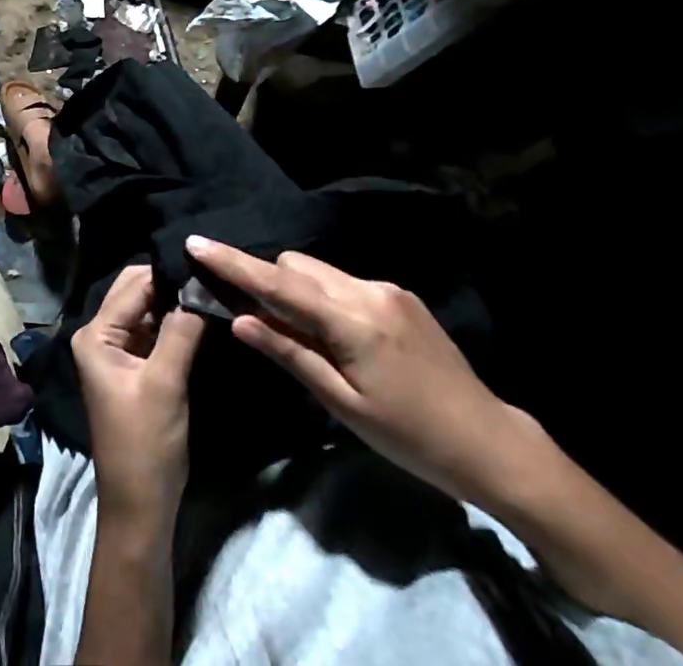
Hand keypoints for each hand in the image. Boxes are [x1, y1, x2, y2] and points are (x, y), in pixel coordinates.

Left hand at [73, 265, 207, 518]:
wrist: (140, 501)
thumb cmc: (146, 442)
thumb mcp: (165, 382)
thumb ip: (181, 330)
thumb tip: (201, 284)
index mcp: (96, 335)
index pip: (134, 284)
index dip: (169, 271)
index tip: (209, 262)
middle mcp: (100, 335)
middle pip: (138, 290)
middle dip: (172, 282)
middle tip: (214, 275)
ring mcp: (117, 350)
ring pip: (148, 308)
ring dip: (176, 300)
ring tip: (214, 288)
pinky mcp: (134, 364)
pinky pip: (154, 329)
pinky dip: (175, 320)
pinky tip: (203, 313)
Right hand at [186, 235, 545, 506]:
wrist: (485, 438)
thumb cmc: (407, 435)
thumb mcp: (341, 403)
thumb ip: (290, 353)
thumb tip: (240, 320)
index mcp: (353, 320)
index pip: (280, 283)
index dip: (234, 263)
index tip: (197, 243)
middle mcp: (370, 290)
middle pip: (299, 266)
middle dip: (267, 280)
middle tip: (251, 318)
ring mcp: (389, 289)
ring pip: (322, 272)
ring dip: (296, 290)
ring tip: (294, 332)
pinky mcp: (401, 296)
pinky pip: (345, 283)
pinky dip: (324, 298)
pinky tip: (332, 334)